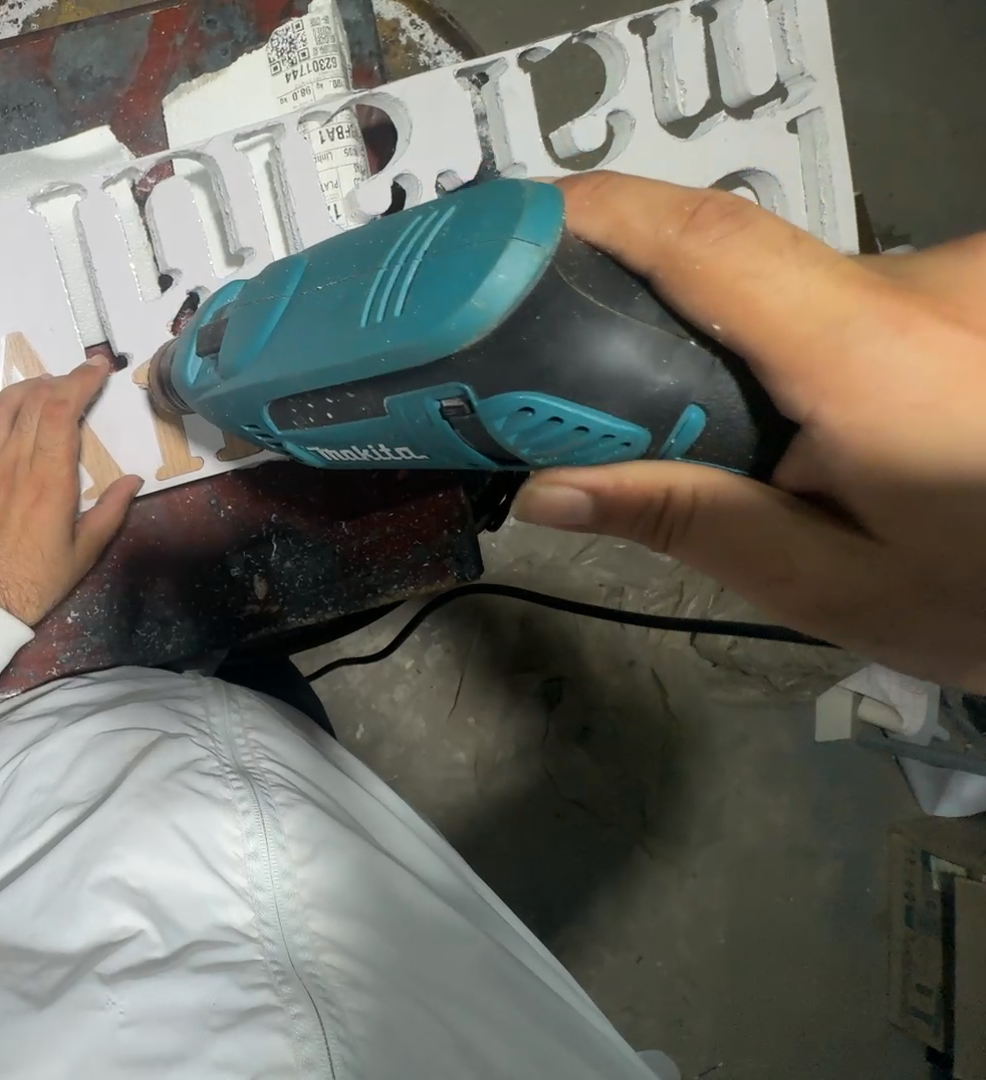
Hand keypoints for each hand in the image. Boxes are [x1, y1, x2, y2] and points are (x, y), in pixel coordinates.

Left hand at [0, 356, 143, 624]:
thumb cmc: (37, 581)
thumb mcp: (85, 552)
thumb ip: (111, 511)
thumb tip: (133, 480)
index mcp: (49, 478)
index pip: (62, 409)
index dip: (81, 379)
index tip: (99, 367)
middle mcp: (13, 463)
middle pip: (33, 402)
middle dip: (60, 380)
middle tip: (79, 381)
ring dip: (22, 391)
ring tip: (42, 391)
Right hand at [511, 172, 985, 691]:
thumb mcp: (830, 584)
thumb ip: (690, 523)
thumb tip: (548, 491)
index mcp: (880, 356)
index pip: (712, 243)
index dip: (602, 215)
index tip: (512, 221)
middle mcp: (929, 286)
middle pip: (735, 277)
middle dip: (650, 333)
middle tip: (602, 415)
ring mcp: (965, 280)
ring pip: (787, 297)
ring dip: (729, 356)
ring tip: (738, 448)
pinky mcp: (977, 291)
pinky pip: (839, 301)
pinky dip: (786, 353)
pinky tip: (809, 427)